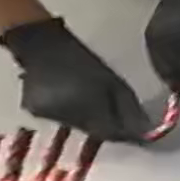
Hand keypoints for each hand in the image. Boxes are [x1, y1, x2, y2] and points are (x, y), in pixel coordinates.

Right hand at [0, 17, 151, 141]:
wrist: (43, 45)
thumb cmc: (85, 62)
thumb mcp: (116, 83)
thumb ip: (131, 109)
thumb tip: (144, 133)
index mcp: (90, 106)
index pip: (111, 134)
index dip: (126, 136)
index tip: (137, 134)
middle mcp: (68, 116)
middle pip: (95, 132)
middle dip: (109, 126)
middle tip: (115, 113)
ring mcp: (49, 115)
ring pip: (79, 128)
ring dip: (91, 120)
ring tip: (90, 100)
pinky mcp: (35, 112)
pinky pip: (62, 120)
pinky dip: (72, 114)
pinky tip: (70, 98)